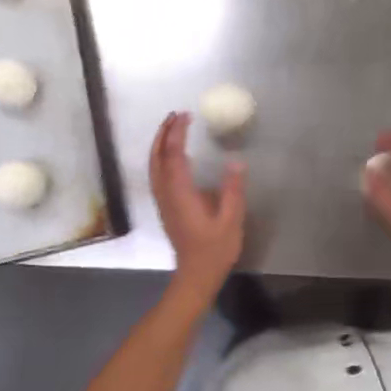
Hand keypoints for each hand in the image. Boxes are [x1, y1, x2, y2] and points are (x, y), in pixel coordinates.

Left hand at [151, 112, 245, 296]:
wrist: (196, 275)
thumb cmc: (215, 250)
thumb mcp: (231, 220)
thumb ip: (233, 190)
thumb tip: (236, 161)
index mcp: (181, 194)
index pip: (174, 155)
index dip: (177, 133)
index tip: (185, 115)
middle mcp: (167, 194)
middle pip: (157, 157)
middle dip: (164, 134)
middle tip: (175, 116)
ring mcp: (164, 202)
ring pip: (154, 166)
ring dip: (160, 145)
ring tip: (172, 130)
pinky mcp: (166, 208)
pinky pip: (157, 176)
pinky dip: (161, 159)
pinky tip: (174, 158)